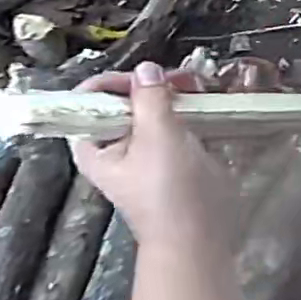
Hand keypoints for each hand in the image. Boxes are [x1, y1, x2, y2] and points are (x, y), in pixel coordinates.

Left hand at [70, 61, 238, 256]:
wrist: (200, 233)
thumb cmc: (169, 190)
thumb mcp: (158, 139)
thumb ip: (151, 100)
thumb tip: (147, 67)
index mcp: (95, 145)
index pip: (91, 99)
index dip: (118, 82)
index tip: (151, 78)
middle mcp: (118, 144)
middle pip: (127, 100)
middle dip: (155, 85)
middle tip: (185, 81)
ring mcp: (150, 149)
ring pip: (156, 108)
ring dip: (177, 94)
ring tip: (201, 88)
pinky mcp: (177, 154)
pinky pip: (179, 121)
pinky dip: (192, 109)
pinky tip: (209, 102)